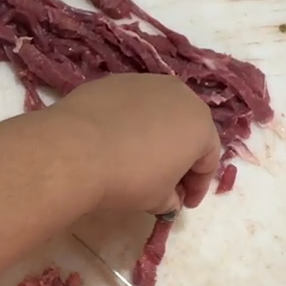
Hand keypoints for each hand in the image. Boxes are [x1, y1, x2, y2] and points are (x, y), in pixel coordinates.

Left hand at [47, 74, 220, 215]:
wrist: (76, 149)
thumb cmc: (129, 177)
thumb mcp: (157, 199)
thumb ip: (171, 199)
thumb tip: (170, 199)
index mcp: (200, 124)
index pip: (209, 159)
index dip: (198, 186)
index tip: (185, 204)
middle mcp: (179, 94)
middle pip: (187, 130)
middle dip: (180, 158)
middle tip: (166, 183)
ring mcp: (145, 82)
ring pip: (159, 113)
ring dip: (156, 137)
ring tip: (139, 161)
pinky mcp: (114, 80)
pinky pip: (130, 106)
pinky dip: (129, 124)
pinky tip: (114, 142)